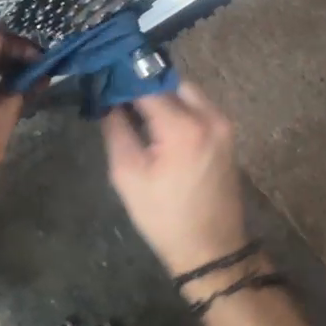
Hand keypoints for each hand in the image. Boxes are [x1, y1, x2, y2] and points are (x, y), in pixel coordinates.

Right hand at [101, 83, 247, 275]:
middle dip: (140, 83)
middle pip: (167, 81)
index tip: (99, 75)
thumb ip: (115, 128)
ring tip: (131, 107)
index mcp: (182, 127)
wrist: (211, 249)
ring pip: (183, 90)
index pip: (145, 83)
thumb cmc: (163, 215)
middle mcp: (208, 116)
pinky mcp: (226, 134)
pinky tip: (154, 120)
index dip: (120, 78)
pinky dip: (174, 105)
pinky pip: (196, 105)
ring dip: (158, 93)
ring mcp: (222, 124)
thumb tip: (106, 99)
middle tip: (114, 93)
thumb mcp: (127, 173)